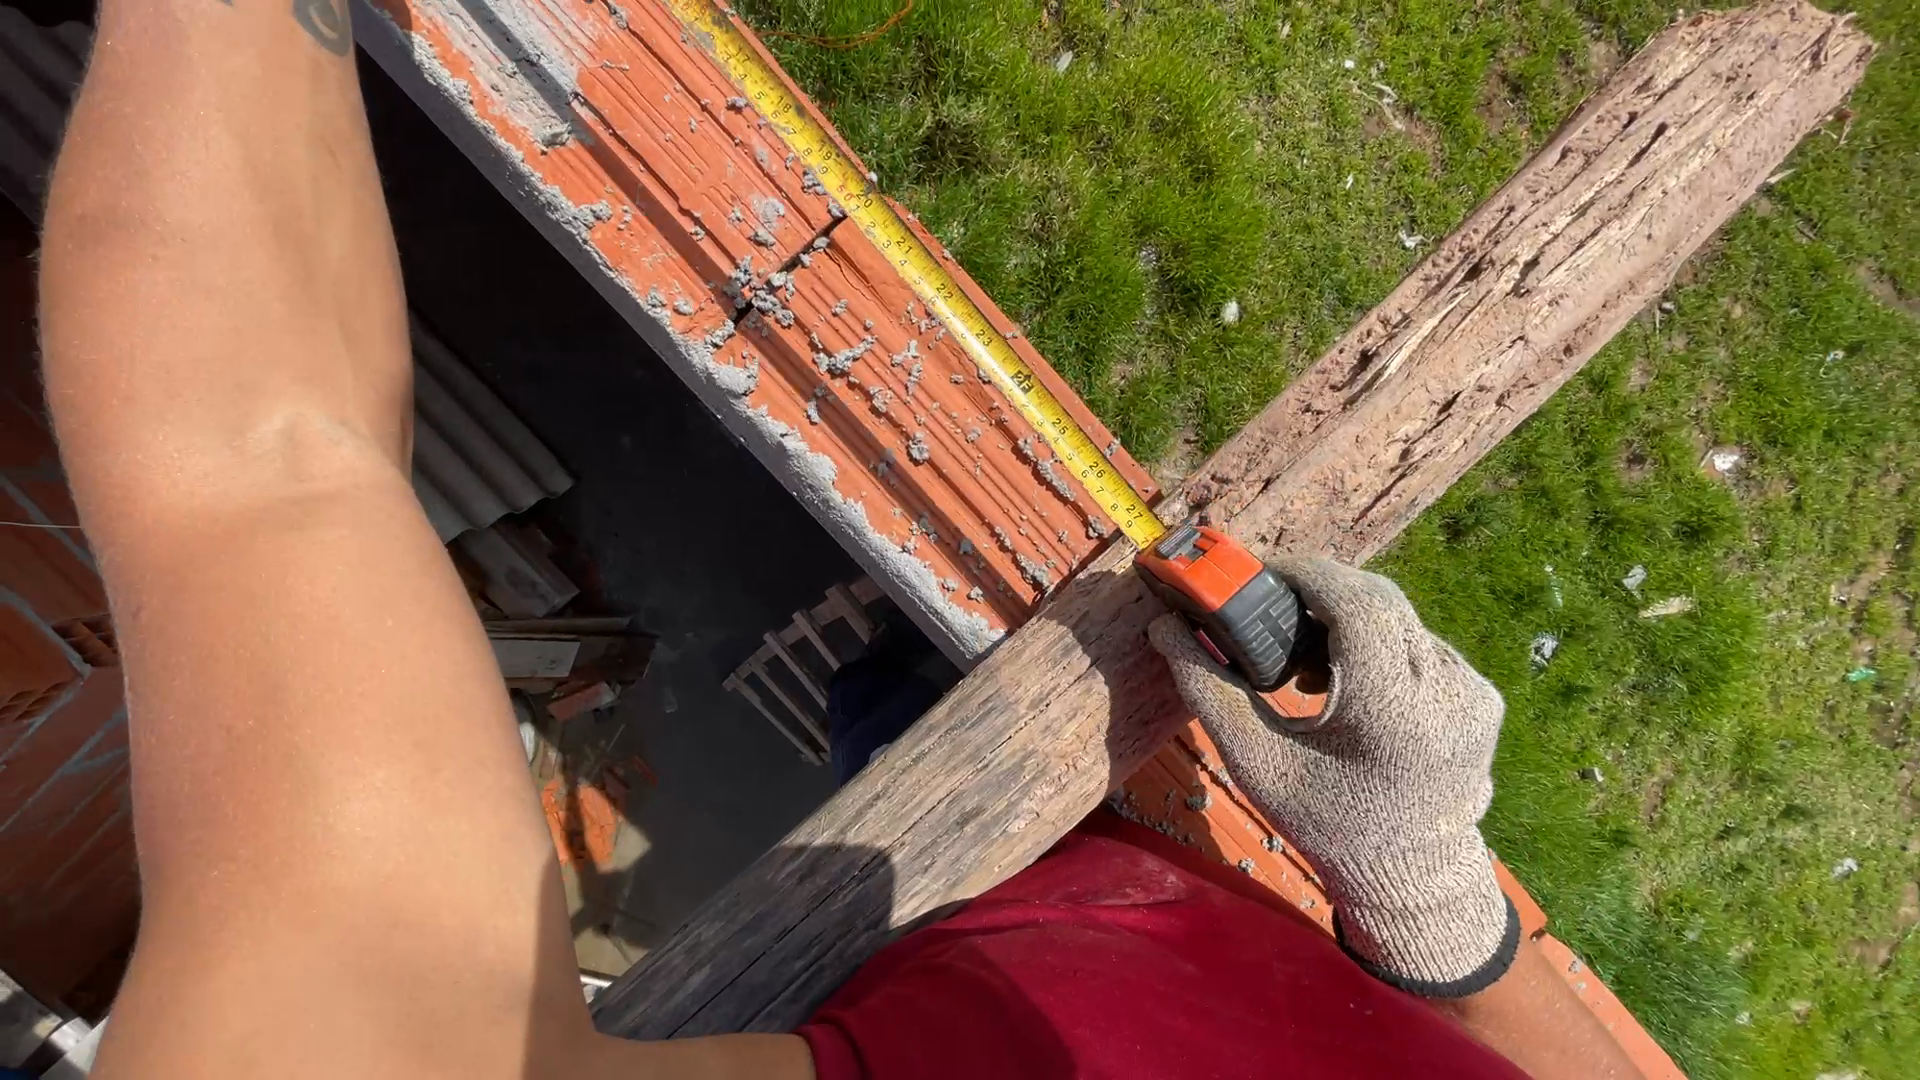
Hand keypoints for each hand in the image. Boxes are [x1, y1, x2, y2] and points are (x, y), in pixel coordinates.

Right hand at [1147, 557, 1519, 996]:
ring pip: (1398, 616)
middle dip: (1318, 587)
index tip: (1259, 571)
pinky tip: (1342, 674)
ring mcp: (1472, 693)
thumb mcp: (1255, 761)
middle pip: (1378, 598)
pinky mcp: (1480, 696)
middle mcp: (1448, 694)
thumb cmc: (1325, 820)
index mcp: (1394, 714)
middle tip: (1270, 599)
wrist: (1411, 876)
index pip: (1356, 604)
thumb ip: (1206, 687)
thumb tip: (1162, 627)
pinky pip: (1417, 641)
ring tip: (1301, 651)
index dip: (1305, 573)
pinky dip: (1372, 640)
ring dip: (1344, 615)